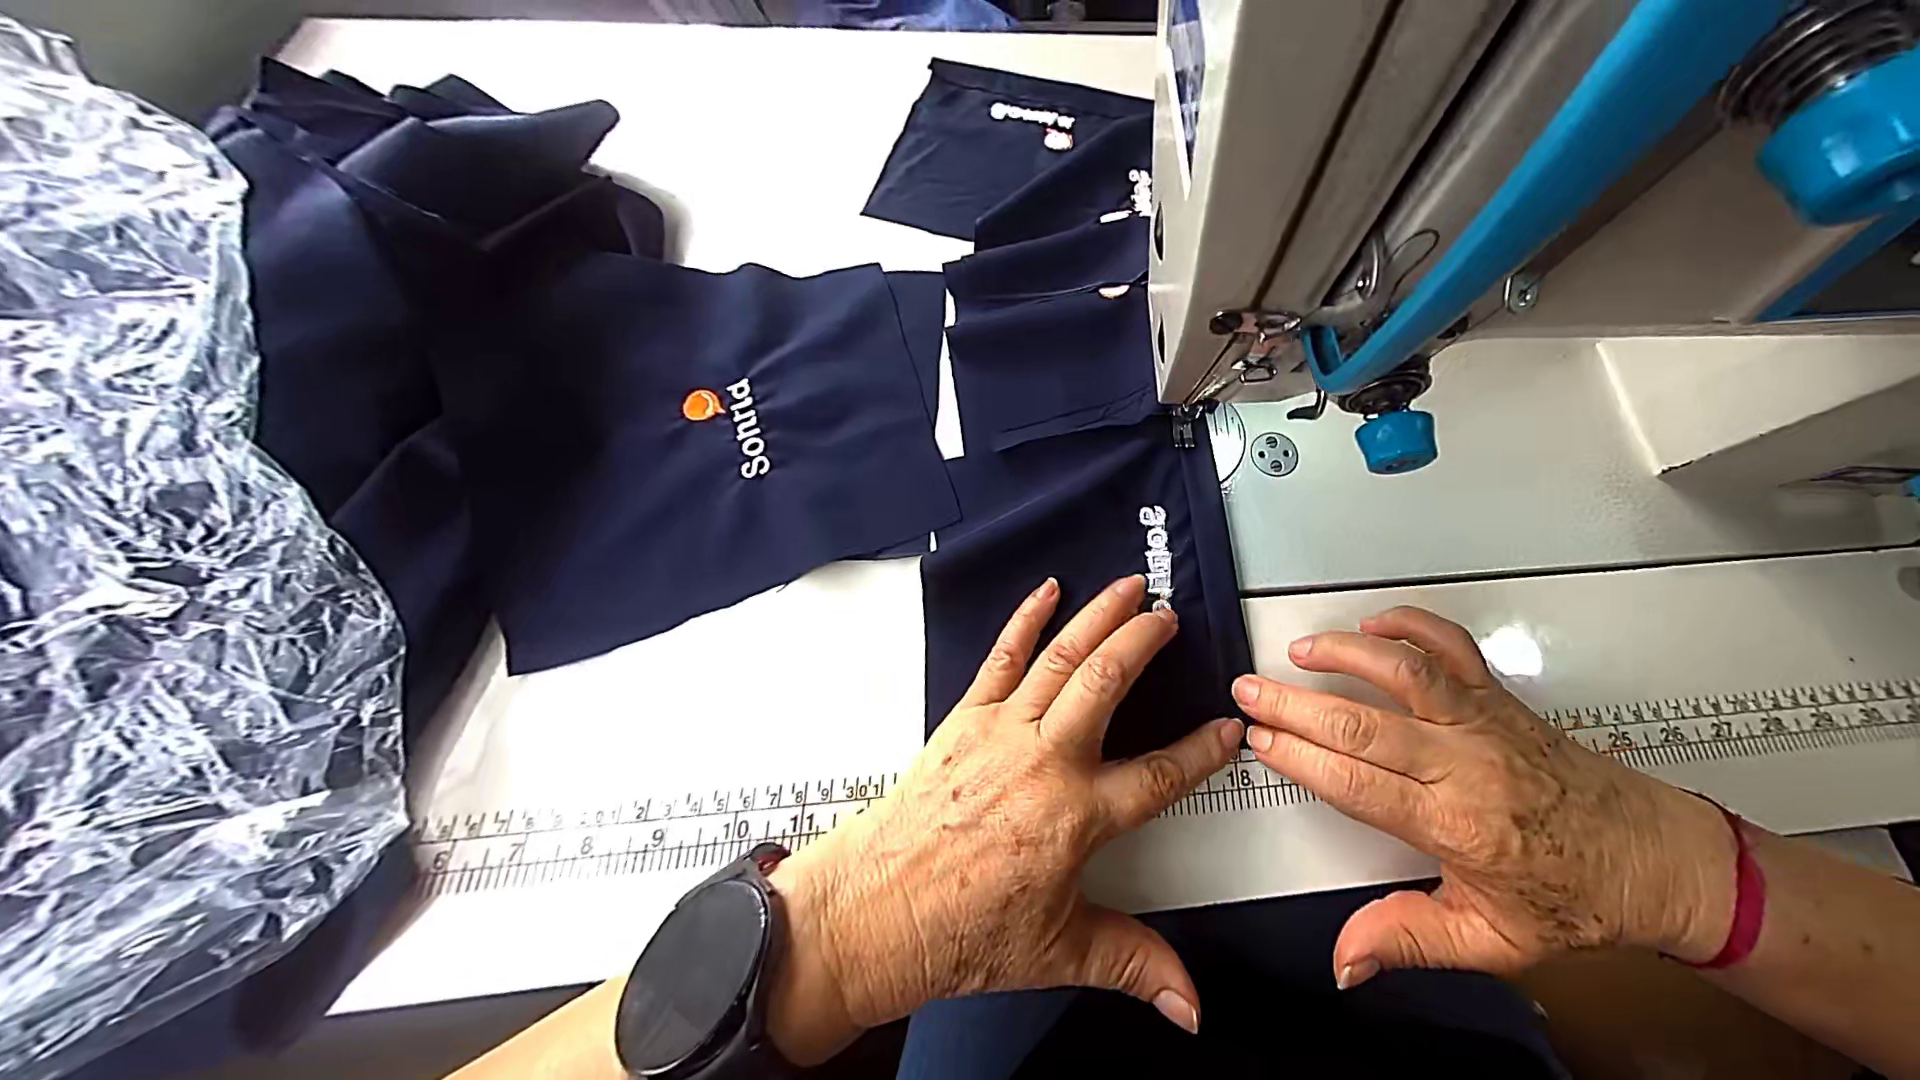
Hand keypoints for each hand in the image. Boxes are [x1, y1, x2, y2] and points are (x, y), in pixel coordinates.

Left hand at [764, 575, 1242, 1060]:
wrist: (877, 909)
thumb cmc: (955, 927)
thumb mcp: (1060, 951)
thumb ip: (1134, 963)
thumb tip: (1185, 998)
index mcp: (1075, 816)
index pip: (1162, 775)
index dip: (1203, 750)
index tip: (1225, 727)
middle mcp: (1042, 761)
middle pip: (1108, 682)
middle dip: (1144, 641)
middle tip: (1168, 619)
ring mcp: (1001, 732)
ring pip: (1061, 658)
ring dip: (1098, 616)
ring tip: (1125, 590)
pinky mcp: (965, 719)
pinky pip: (1002, 656)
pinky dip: (1027, 619)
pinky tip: (1046, 594)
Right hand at [1232, 607, 1736, 988]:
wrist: (1661, 861)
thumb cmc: (1577, 897)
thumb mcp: (1492, 939)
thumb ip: (1407, 941)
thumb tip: (1344, 961)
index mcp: (1457, 826)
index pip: (1355, 783)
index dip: (1299, 758)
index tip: (1259, 741)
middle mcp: (1466, 766)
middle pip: (1361, 725)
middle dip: (1293, 705)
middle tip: (1249, 691)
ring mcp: (1484, 723)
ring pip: (1405, 674)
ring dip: (1345, 655)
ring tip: (1298, 651)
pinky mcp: (1500, 698)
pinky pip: (1455, 647)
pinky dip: (1413, 625)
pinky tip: (1375, 625)